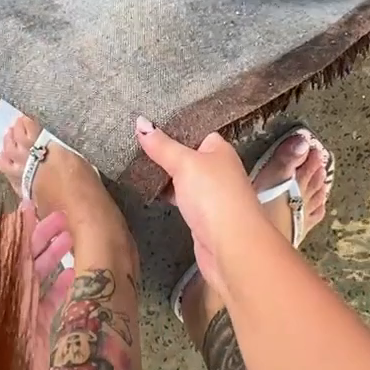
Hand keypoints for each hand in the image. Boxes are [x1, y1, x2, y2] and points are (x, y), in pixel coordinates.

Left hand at [19, 202, 73, 369]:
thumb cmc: (6, 311)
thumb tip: (24, 206)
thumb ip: (18, 238)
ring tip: (72, 238)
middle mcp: (7, 286)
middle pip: (26, 254)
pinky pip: (50, 300)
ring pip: (39, 274)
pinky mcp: (37, 325)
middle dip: (44, 234)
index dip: (25, 223)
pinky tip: (74, 273)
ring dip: (55, 254)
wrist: (9, 365)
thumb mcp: (11, 268)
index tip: (43, 206)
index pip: (9, 240)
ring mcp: (22, 306)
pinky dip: (62, 284)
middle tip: (64, 217)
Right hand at [134, 116, 276, 294]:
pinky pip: (182, 199)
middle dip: (166, 154)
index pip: (195, 131)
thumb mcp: (184, 164)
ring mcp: (211, 194)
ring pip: (184, 179)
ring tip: (138, 166)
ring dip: (166, 176)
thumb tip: (141, 122)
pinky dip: (169, 195)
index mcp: (220, 149)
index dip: (174, 129)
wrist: (232, 247)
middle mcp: (218, 169)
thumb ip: (162, 146)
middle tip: (137, 147)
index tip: (148, 126)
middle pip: (188, 156)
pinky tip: (153, 193)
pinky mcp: (203, 217)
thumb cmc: (215, 197)